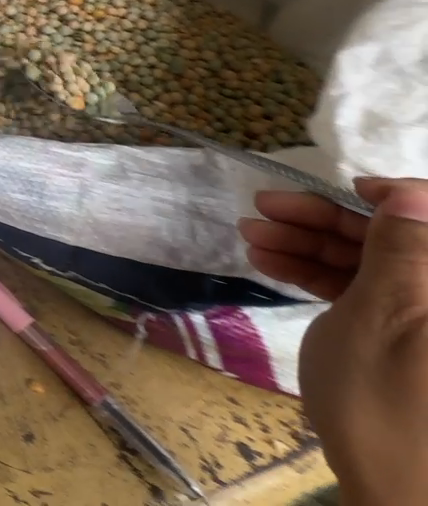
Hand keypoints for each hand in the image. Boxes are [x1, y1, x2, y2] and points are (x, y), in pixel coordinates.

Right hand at [239, 179, 427, 504]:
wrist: (408, 495)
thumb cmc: (387, 404)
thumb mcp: (383, 321)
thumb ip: (406, 252)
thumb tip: (410, 192)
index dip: (399, 198)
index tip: (339, 187)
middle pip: (409, 243)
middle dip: (337, 222)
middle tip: (262, 208)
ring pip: (386, 267)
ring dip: (319, 247)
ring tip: (251, 237)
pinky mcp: (416, 343)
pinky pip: (378, 295)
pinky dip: (328, 277)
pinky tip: (274, 265)